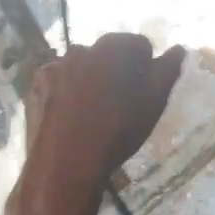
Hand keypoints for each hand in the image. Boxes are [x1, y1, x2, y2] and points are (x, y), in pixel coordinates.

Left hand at [24, 34, 184, 176]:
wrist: (65, 168)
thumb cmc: (118, 131)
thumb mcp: (155, 101)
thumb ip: (169, 68)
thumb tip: (178, 48)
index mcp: (114, 46)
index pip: (140, 45)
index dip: (145, 68)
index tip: (142, 93)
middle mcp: (82, 48)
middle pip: (109, 54)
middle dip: (117, 71)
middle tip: (120, 103)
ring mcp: (55, 67)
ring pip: (83, 67)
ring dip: (91, 79)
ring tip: (94, 111)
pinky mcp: (35, 89)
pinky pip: (59, 81)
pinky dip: (66, 90)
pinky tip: (71, 114)